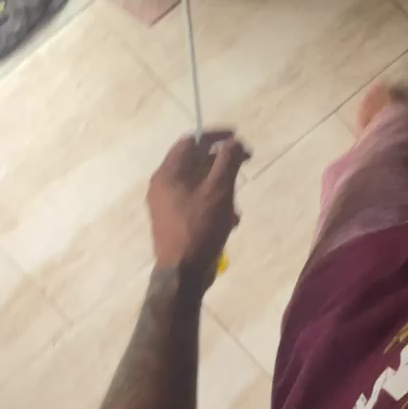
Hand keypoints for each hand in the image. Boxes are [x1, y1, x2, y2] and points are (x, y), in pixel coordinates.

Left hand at [148, 130, 248, 294]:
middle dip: (222, 163)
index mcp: (168, 174)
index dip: (215, 136)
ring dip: (222, 185)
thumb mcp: (219, 191)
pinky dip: (214, 202)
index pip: (190, 141)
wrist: (183, 273)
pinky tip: (229, 219)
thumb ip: (228, 161)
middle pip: (195, 162)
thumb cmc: (200, 228)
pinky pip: (197, 200)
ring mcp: (166, 204)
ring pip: (199, 182)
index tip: (238, 137)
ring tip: (236, 201)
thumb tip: (234, 142)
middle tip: (245, 162)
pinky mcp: (173, 219)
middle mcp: (162, 185)